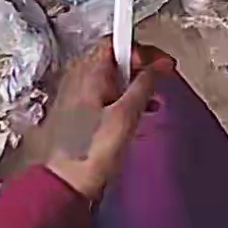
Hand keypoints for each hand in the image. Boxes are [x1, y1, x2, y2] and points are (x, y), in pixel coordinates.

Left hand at [38, 43, 174, 199]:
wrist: (67, 185)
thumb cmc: (95, 151)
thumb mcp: (127, 115)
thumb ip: (144, 85)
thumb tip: (159, 64)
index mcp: (90, 74)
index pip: (115, 42)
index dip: (141, 49)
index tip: (160, 63)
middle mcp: (81, 79)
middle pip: (115, 58)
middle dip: (141, 66)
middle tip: (160, 79)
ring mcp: (79, 97)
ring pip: (113, 78)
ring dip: (135, 84)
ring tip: (152, 99)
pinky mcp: (81, 114)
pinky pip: (107, 95)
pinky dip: (125, 99)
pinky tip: (138, 114)